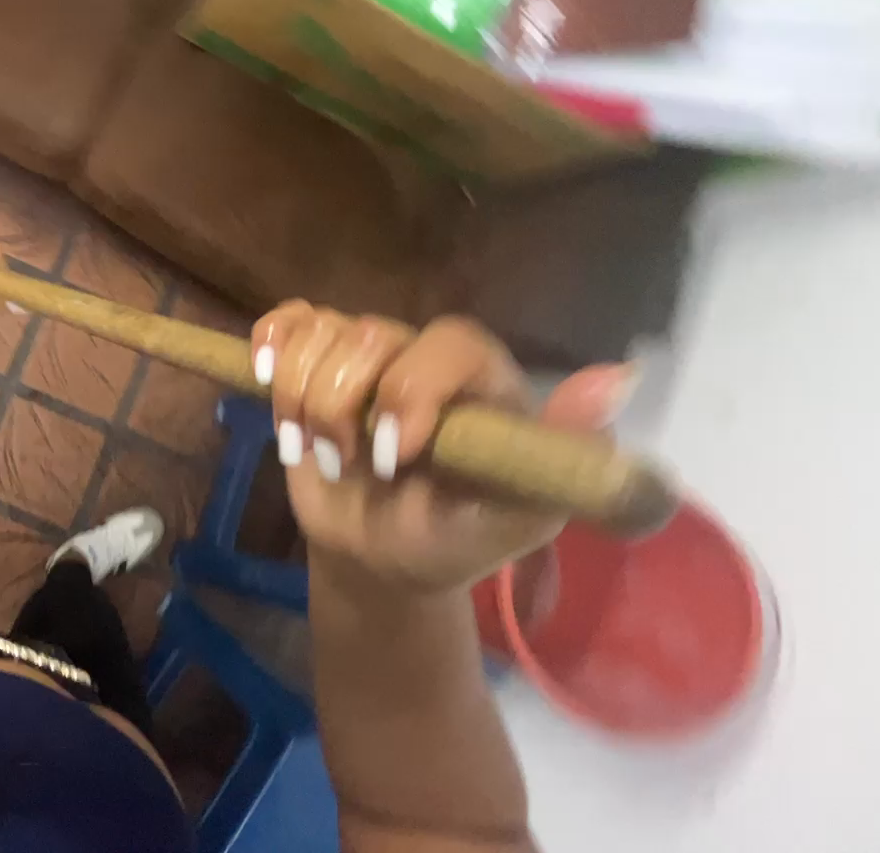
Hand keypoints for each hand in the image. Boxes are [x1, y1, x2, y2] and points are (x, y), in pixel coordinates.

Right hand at [252, 302, 633, 594]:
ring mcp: (361, 358)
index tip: (392, 457)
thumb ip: (560, 456)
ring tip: (310, 450)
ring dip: (299, 397)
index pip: (449, 344)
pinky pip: (287, 323)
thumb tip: (616, 377)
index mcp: (481, 382)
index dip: (411, 390)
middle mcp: (420, 356)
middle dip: (340, 408)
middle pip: (369, 335)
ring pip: (319, 332)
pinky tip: (263, 378)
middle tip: (348, 467)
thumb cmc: (449, 541)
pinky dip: (268, 344)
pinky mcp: (311, 364)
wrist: (377, 556)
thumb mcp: (517, 519)